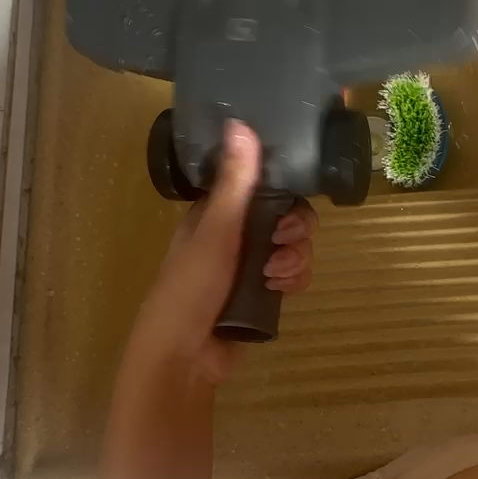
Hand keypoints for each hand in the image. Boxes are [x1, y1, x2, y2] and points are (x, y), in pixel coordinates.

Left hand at [125, 120, 317, 385]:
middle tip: (283, 242)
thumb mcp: (215, 231)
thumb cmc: (190, 287)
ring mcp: (250, 265)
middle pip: (287, 216)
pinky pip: (293, 276)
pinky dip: (294, 280)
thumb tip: (239, 122)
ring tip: (275, 276)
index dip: (284, 189)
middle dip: (295, 230)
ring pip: (294, 247)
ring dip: (294, 258)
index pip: (263, 185)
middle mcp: (235, 234)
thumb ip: (235, 182)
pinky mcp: (262, 294)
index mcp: (217, 212)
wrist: (182, 357)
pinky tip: (279, 291)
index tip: (289, 201)